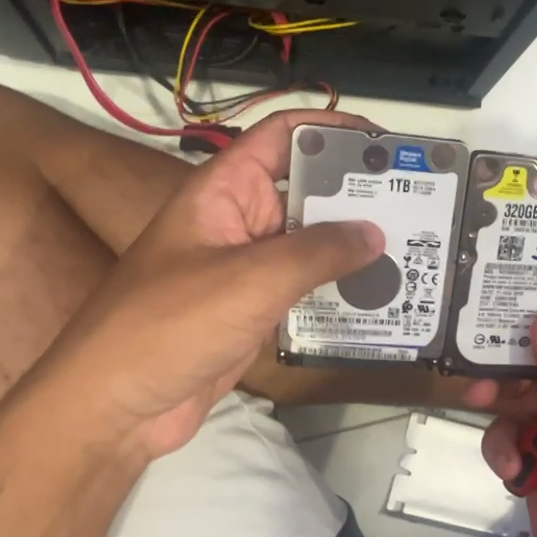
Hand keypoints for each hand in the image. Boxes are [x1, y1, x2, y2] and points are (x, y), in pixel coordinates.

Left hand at [33, 109, 384, 462]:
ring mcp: (245, 269)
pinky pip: (303, 288)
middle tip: (418, 206)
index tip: (386, 147)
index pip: (282, 137)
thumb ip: (318, 252)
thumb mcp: (252, 279)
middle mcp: (237, 221)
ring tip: (412, 250)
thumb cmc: (171, 324)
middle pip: (304, 191)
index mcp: (223, 191)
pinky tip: (379, 297)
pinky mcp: (253, 310)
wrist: (117, 405)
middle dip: (356, 195)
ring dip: (352, 247)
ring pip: (308, 244)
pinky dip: (337, 289)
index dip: (332, 130)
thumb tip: (376, 233)